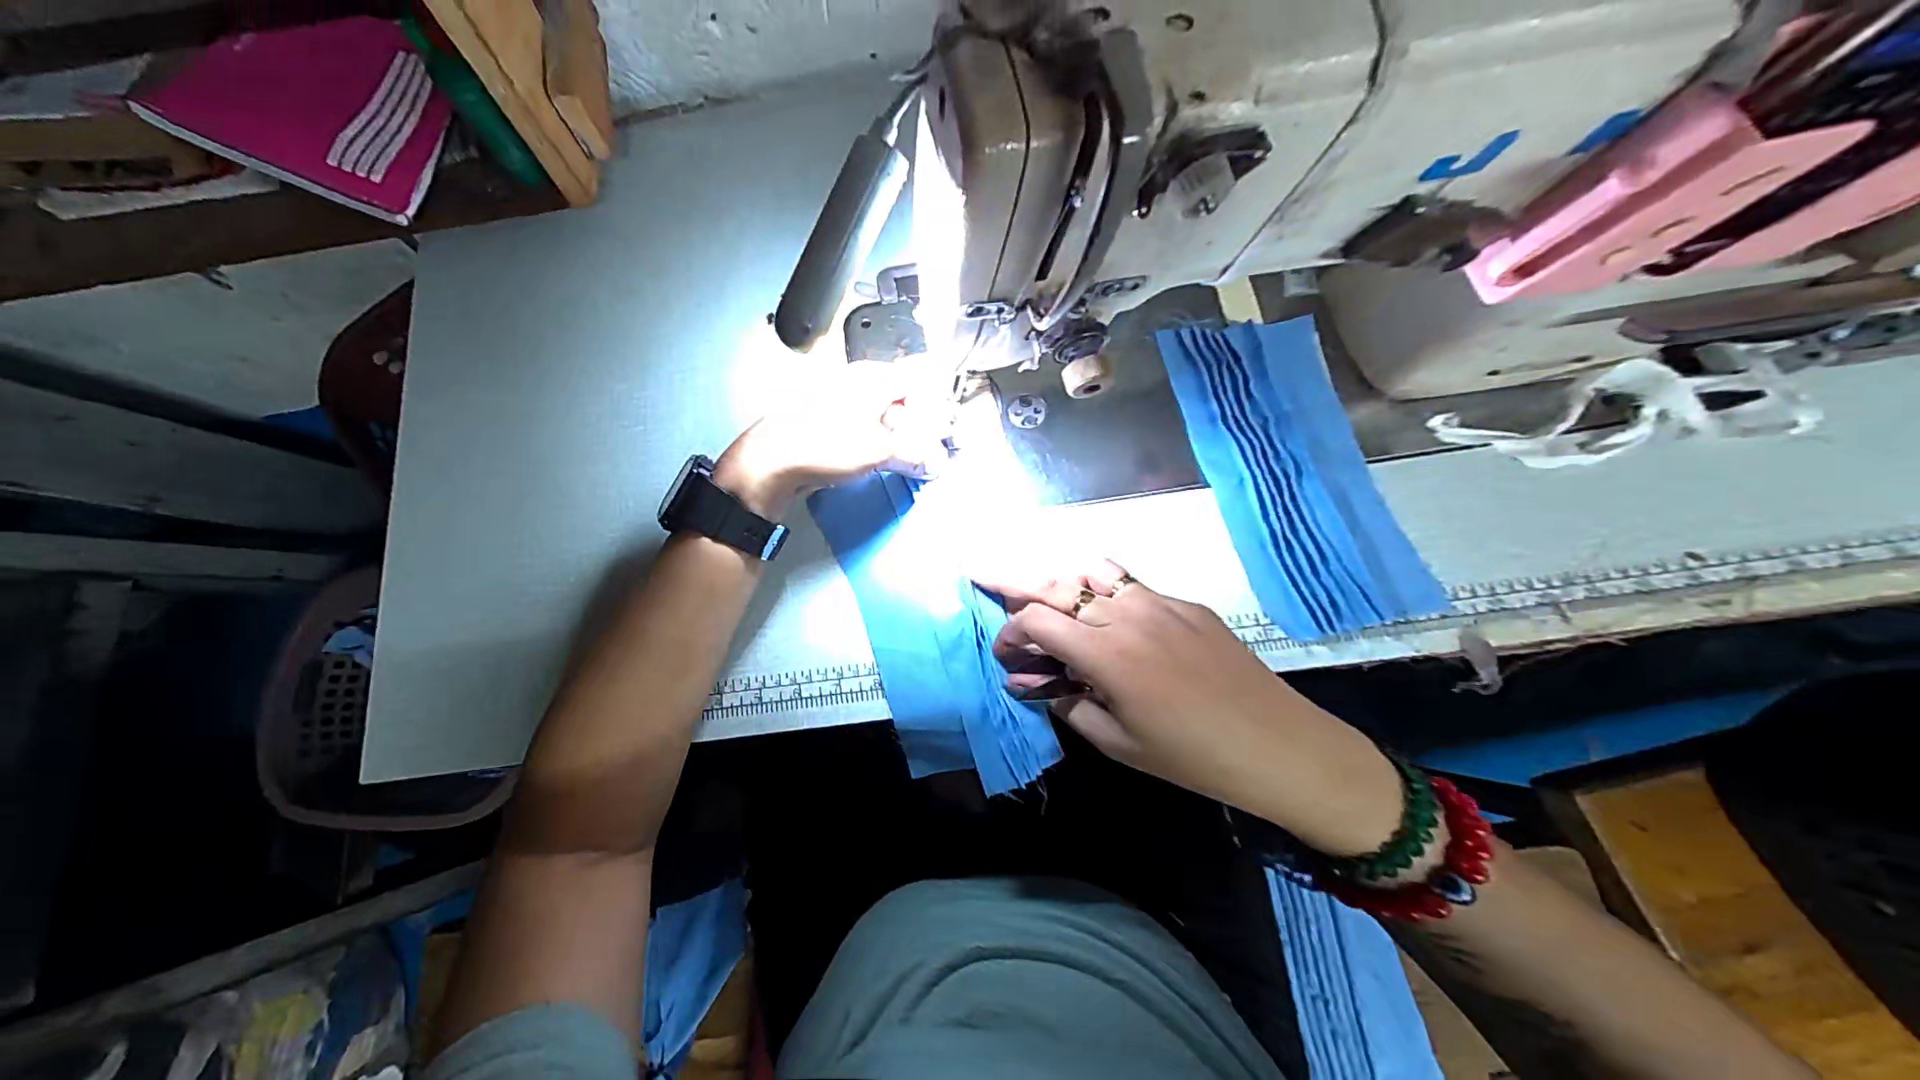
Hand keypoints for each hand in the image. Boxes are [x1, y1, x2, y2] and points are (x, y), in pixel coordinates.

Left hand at [714, 361, 947, 519]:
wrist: (771, 462)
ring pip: (882, 412)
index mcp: (874, 376)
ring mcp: (840, 399)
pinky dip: (878, 441)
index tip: (947, 428)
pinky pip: (864, 426)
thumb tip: (934, 462)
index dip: (938, 402)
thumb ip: (915, 454)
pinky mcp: (827, 420)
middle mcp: (857, 380)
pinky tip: (880, 461)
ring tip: (908, 459)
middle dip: (920, 422)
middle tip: (931, 448)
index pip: (920, 378)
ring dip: (899, 435)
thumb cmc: (825, 445)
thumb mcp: (881, 451)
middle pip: (902, 395)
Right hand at [979, 560, 1403, 856]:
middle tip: (985, 575)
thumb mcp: (1117, 741)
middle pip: (1057, 583)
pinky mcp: (1187, 604)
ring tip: (1041, 584)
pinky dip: (1103, 588)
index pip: (1036, 620)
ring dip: (1060, 577)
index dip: (1010, 634)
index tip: (1007, 657)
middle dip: (1016, 583)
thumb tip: (1031, 681)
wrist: (1278, 744)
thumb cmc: (1191, 756)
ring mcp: (1161, 601)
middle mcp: (1128, 613)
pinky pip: (1132, 584)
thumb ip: (1065, 703)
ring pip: (1094, 571)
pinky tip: (1100, 604)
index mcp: (1106, 651)